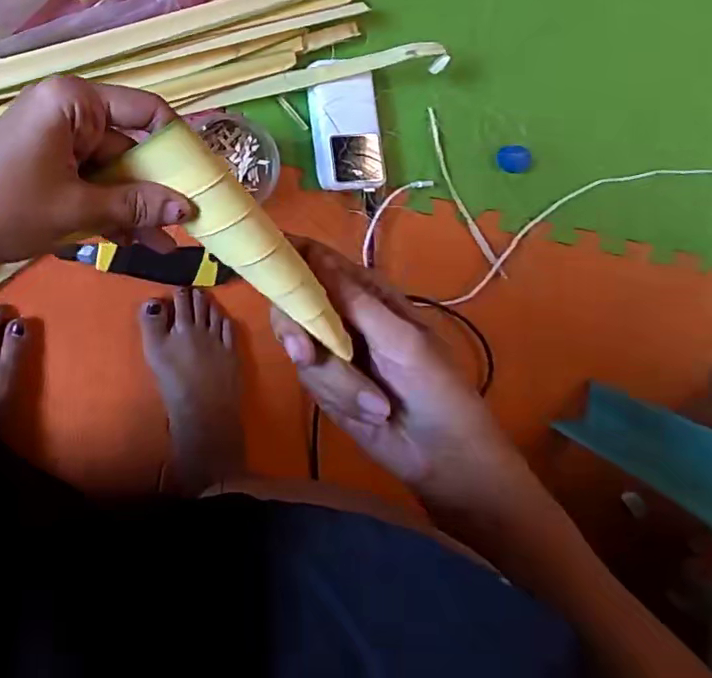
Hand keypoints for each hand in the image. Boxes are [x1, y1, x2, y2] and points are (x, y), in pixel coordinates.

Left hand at [0, 76, 192, 272]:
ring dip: (133, 205)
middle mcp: (65, 108)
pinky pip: (86, 179)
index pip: (146, 110)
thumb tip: (189, 208)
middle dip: (156, 185)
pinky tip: (133, 241)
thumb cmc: (5, 210)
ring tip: (164, 246)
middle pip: (128, 142)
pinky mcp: (42, 162)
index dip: (178, 145)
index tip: (204, 179)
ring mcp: (52, 136)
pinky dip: (106, 207)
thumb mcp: (76, 209)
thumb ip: (135, 205)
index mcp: (73, 100)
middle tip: (190, 221)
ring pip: (109, 168)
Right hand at [271, 238, 542, 515]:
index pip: (313, 258)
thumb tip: (313, 256)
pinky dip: (337, 397)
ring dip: (335, 379)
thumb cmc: (438, 389)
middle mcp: (338, 312)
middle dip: (296, 330)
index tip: (265, 264)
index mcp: (363, 290)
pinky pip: (307, 378)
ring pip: (296, 344)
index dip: (285, 253)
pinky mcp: (322, 380)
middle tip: (306, 354)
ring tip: (376, 404)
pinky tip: (369, 411)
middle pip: (289, 301)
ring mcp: (328, 347)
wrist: (446, 458)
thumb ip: (354, 300)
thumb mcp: (402, 340)